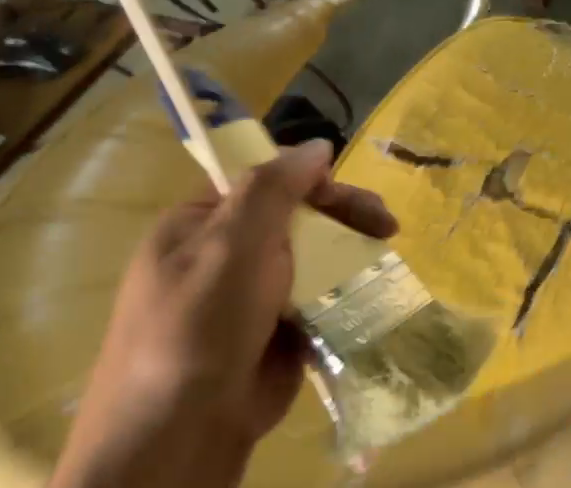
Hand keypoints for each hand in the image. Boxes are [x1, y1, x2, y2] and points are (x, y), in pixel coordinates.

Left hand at [52, 140, 397, 487]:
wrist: (184, 427)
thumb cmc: (200, 325)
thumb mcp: (232, 244)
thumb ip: (274, 187)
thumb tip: (317, 143)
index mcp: (199, 227)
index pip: (264, 180)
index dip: (309, 179)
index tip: (342, 194)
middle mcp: (226, 254)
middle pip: (301, 213)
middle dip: (346, 213)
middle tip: (384, 225)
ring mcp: (256, 291)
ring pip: (320, 249)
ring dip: (355, 247)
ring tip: (386, 253)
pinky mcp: (283, 323)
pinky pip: (326, 287)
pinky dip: (352, 282)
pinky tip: (375, 283)